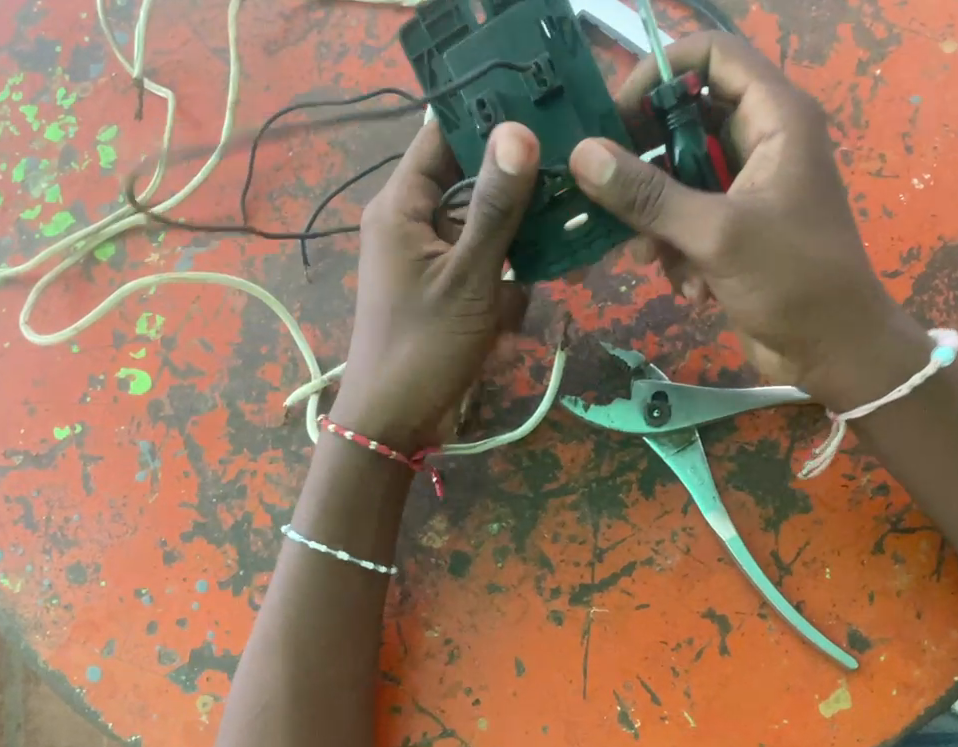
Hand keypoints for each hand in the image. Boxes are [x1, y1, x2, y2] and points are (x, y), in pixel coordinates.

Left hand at [329, 121, 539, 453]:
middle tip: (563, 205)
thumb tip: (519, 130)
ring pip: (487, 234)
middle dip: (514, 207)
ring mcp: (429, 259)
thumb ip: (496, 206)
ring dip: (511, 262)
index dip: (489, 120)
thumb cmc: (424, 347)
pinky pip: (483, 273)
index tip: (545, 113)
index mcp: (401, 205)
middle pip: (474, 185)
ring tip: (521, 294)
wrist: (394, 422)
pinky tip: (504, 327)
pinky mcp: (444, 291)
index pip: (443, 135)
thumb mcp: (468, 276)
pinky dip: (500, 295)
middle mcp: (411, 222)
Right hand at [568, 33, 927, 402]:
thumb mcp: (716, 235)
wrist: (832, 350)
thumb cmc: (791, 281)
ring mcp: (748, 189)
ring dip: (658, 223)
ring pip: (679, 181)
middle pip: (685, 122)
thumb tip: (583, 155)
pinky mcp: (736, 231)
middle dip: (647, 167)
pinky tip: (691, 288)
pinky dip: (679, 253)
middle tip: (611, 197)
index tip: (615, 116)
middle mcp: (762, 142)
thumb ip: (649, 196)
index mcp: (775, 118)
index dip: (659, 74)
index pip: (712, 55)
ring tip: (651, 260)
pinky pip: (688, 222)